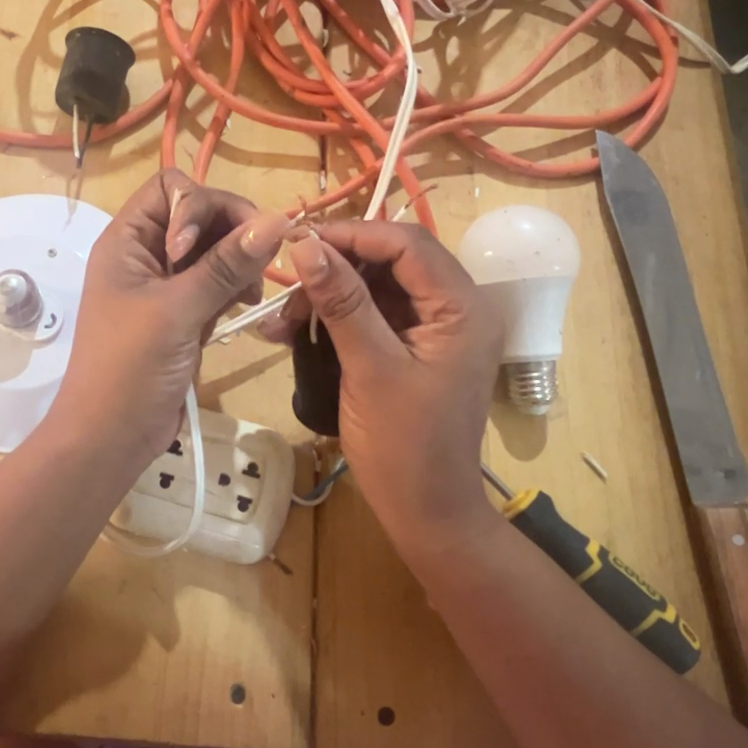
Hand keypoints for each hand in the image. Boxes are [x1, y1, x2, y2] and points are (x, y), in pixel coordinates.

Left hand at [46, 169, 290, 465]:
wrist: (112, 435)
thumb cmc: (130, 367)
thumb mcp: (177, 310)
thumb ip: (225, 265)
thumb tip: (277, 221)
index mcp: (127, 240)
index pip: (171, 188)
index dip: (198, 206)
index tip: (204, 248)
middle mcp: (146, 254)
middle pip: (199, 214)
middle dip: (231, 232)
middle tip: (252, 265)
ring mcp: (166, 285)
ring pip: (214, 249)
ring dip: (239, 261)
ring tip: (249, 293)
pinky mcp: (184, 313)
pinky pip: (217, 283)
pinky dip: (235, 288)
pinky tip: (245, 307)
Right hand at [267, 221, 503, 551]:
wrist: (426, 511)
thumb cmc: (404, 446)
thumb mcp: (370, 369)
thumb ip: (342, 303)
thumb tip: (307, 246)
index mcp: (462, 308)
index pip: (407, 243)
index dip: (352, 235)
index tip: (299, 243)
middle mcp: (457, 308)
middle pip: (392, 260)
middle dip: (336, 267)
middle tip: (288, 288)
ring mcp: (437, 329)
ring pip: (379, 286)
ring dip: (331, 295)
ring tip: (284, 320)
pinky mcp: (417, 349)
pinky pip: (376, 315)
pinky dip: (339, 318)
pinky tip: (299, 332)